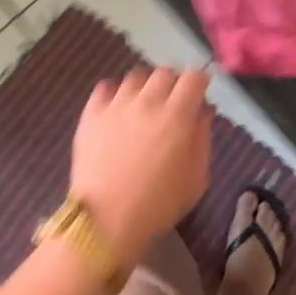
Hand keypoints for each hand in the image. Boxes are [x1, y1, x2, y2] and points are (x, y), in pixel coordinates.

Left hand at [70, 67, 212, 264]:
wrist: (106, 222)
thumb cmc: (158, 205)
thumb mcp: (196, 178)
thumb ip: (203, 137)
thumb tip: (203, 110)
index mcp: (176, 115)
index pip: (194, 78)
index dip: (200, 82)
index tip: (200, 92)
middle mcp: (147, 101)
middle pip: (164, 73)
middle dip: (173, 83)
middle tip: (172, 103)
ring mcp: (117, 104)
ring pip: (135, 77)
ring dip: (145, 86)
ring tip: (144, 105)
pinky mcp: (92, 113)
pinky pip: (105, 87)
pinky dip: (114, 92)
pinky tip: (117, 108)